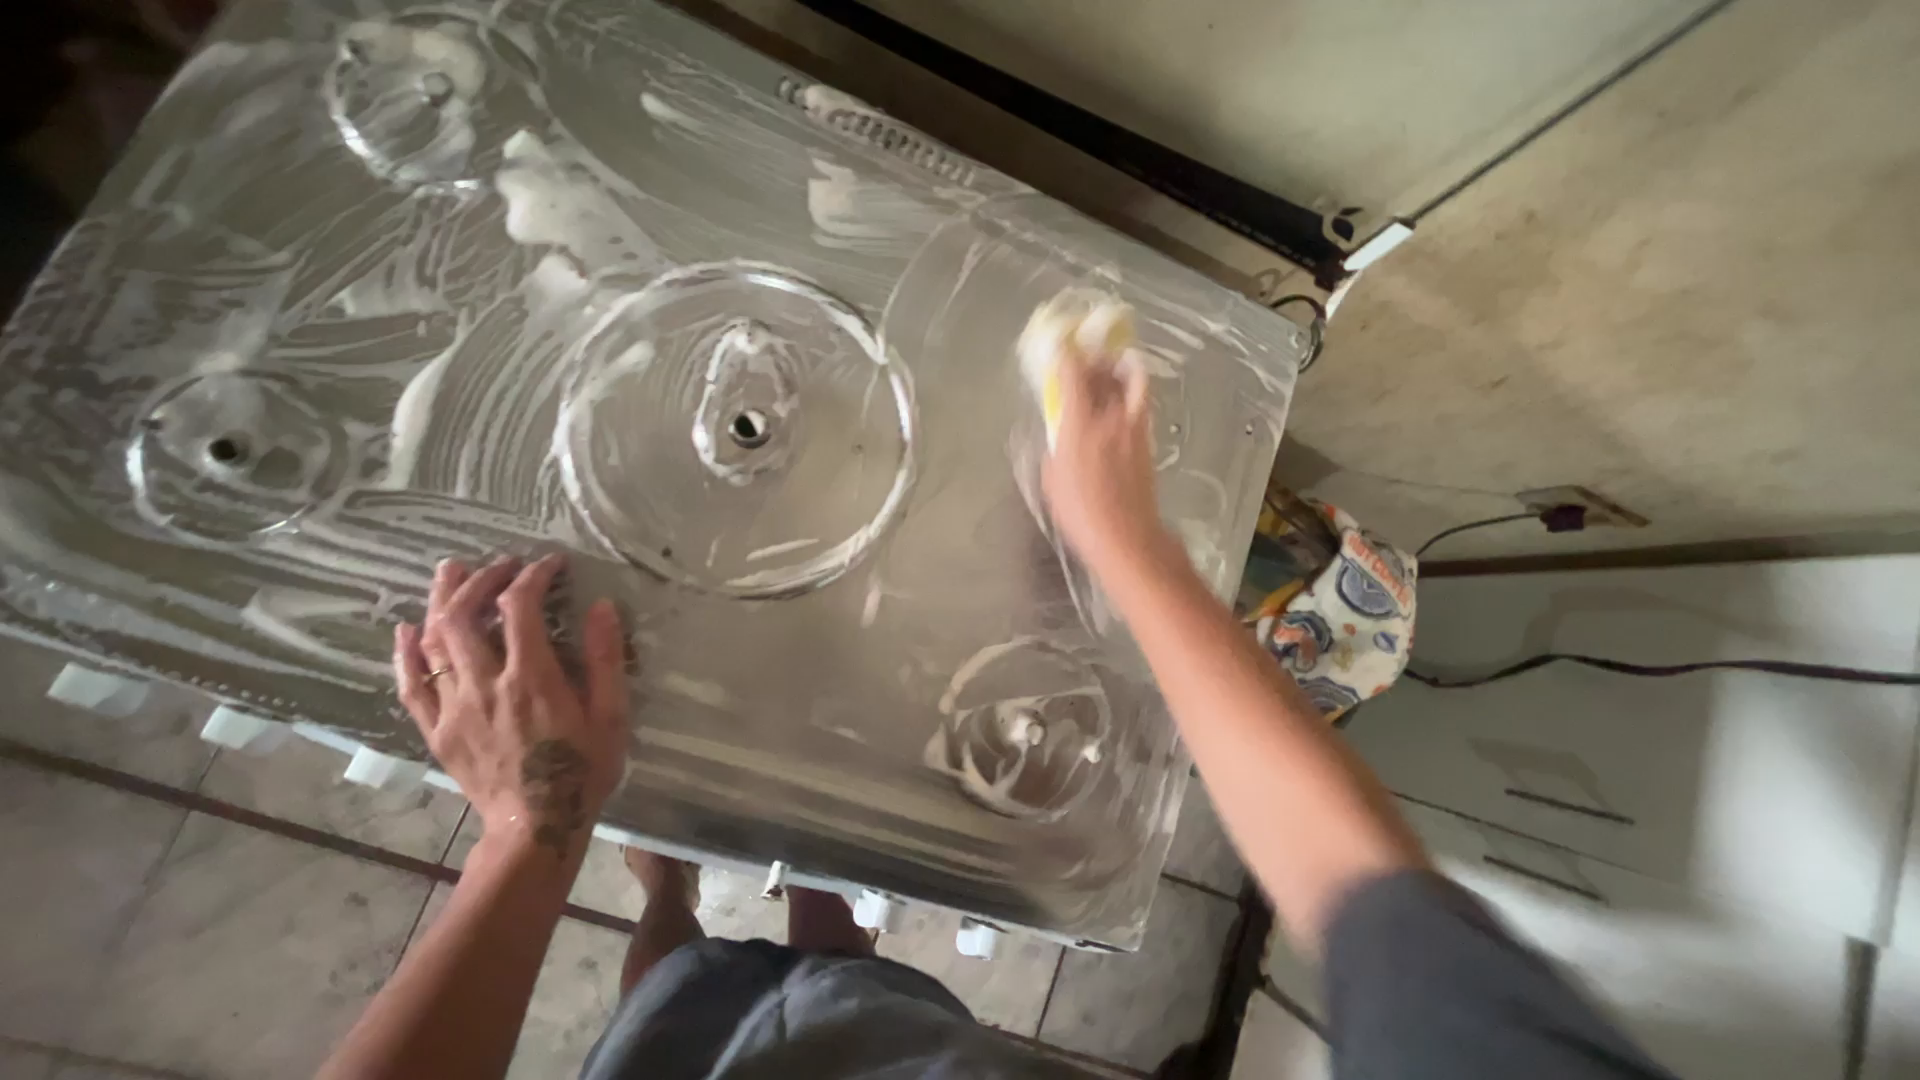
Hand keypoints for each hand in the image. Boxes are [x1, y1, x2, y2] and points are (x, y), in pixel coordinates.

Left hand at [393, 554, 629, 862]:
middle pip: (464, 616)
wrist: (536, 826)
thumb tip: (600, 607)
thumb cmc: (584, 770)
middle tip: (502, 564)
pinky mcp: (436, 730)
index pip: (521, 607)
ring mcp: (453, 708)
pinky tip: (408, 629)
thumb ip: (606, 659)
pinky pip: (410, 685)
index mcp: (531, 678)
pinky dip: (406, 652)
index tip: (552, 564)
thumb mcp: (612, 714)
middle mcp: (485, 685)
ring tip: (452, 572)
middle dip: (480, 579)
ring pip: (433, 642)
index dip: (534, 576)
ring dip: (441, 600)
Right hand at [1042, 349, 1176, 573]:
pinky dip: (1134, 391)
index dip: (1066, 355)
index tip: (1061, 345)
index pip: (1073, 375)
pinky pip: (1141, 405)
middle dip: (1096, 356)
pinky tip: (1127, 395)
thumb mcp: (1051, 480)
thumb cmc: (1079, 512)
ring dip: (1122, 368)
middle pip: (1106, 372)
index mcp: (1080, 424)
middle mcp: (1109, 417)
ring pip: (1132, 384)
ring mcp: (1132, 428)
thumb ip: (1054, 450)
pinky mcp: (1147, 442)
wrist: (1125, 535)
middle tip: (1089, 350)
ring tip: (1116, 362)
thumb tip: (1058, 438)